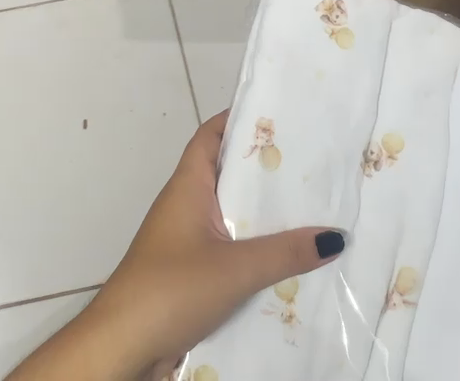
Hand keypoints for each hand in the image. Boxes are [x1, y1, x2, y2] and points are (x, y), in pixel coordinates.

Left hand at [9, 111, 344, 380]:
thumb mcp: (235, 268)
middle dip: (265, 169)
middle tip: (312, 164)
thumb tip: (335, 235)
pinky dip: (257, 249)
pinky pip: (230, 249)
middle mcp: (186, 204)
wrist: (125, 344)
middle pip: (228, 174)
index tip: (279, 114)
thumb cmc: (171, 288)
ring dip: (264, 214)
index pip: (210, 136)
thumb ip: (285, 252)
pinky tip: (290, 261)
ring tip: (314, 210)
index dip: (238, 120)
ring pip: (232, 215)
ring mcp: (187, 239)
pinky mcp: (192, 272)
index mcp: (187, 186)